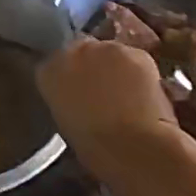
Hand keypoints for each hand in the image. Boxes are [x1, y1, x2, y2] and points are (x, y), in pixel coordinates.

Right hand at [37, 36, 182, 177]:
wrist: (132, 147)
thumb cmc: (96, 146)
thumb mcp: (66, 118)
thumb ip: (67, 97)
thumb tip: (80, 96)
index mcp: (45, 71)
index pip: (57, 63)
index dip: (73, 75)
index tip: (84, 90)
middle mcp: (67, 51)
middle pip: (83, 50)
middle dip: (94, 65)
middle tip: (109, 89)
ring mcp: (101, 48)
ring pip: (112, 53)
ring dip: (119, 67)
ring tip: (133, 93)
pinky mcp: (134, 53)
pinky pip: (138, 59)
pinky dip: (145, 74)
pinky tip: (150, 95)